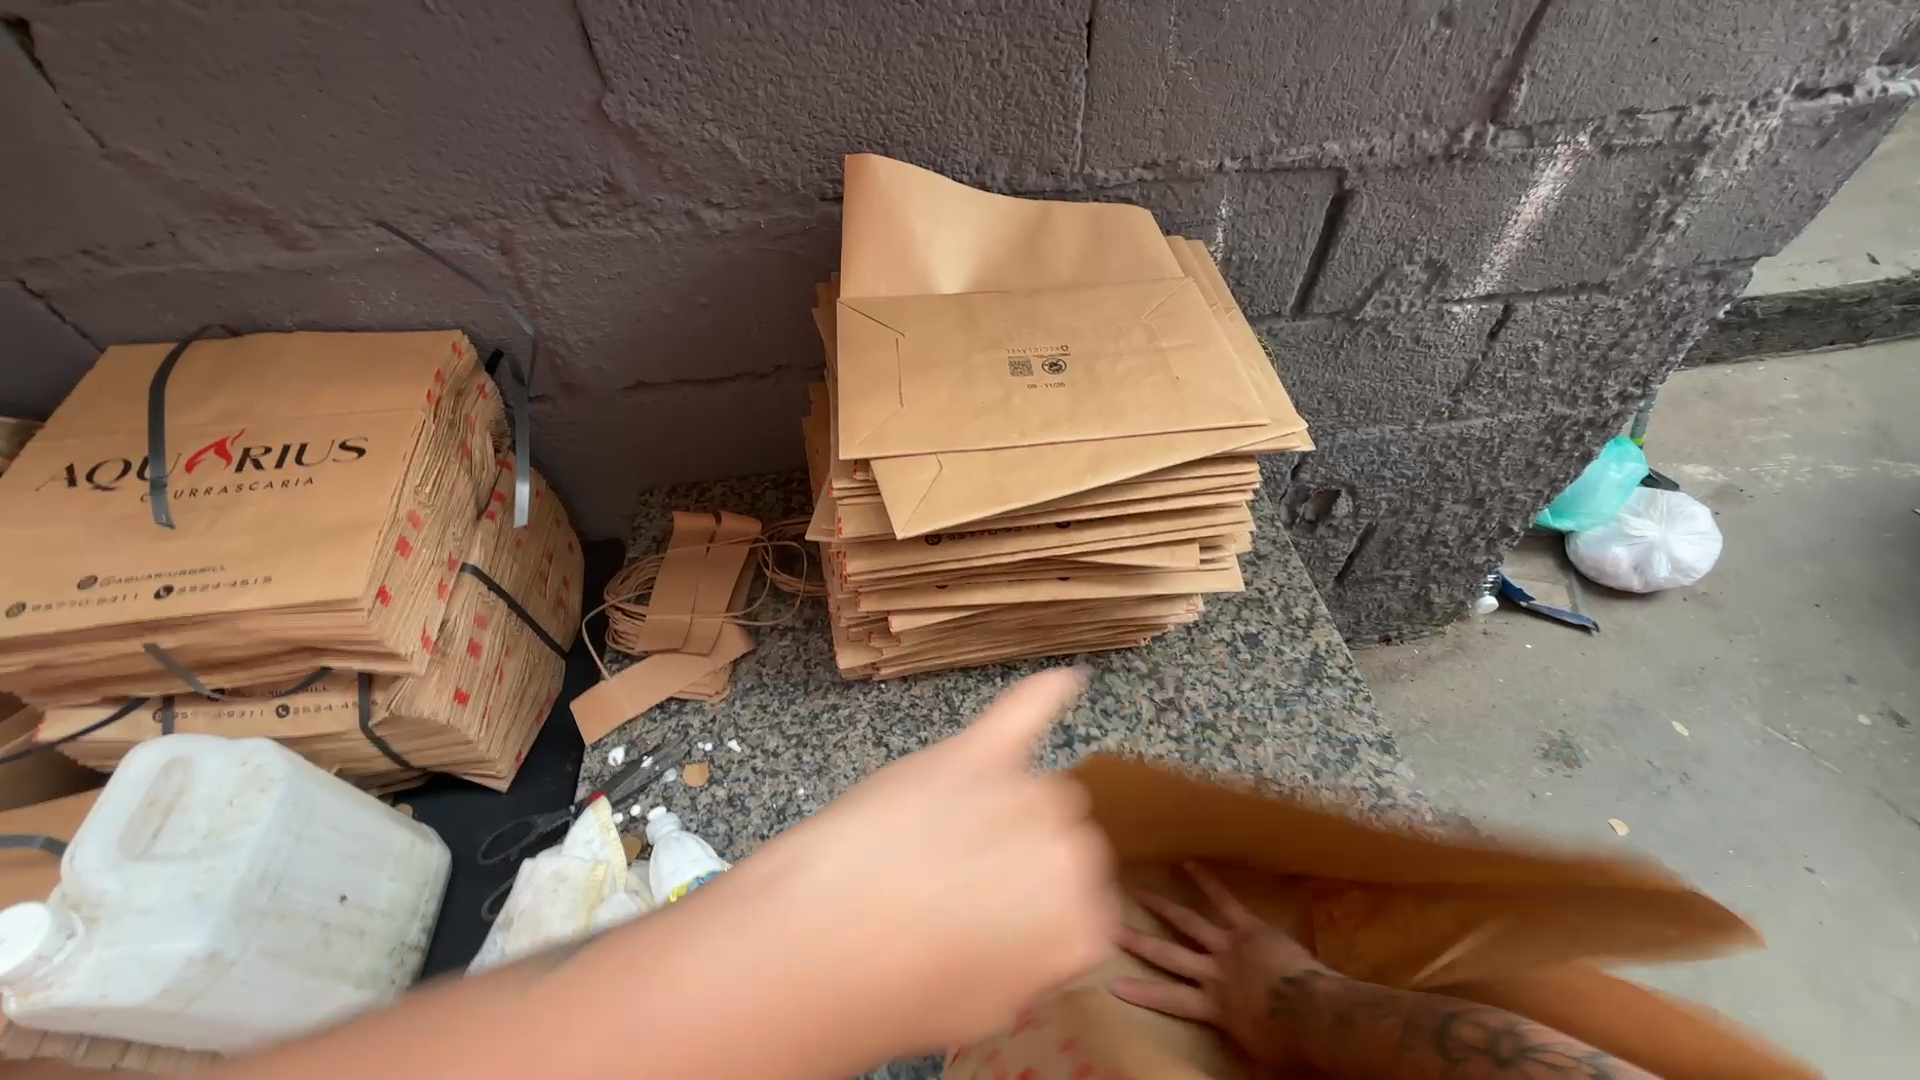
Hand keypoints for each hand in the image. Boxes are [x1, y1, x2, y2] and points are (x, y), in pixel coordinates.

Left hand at [726, 668, 1117, 1055]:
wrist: (823, 936)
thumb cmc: (901, 989)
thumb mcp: (986, 1009)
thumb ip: (1032, 965)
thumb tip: (1032, 938)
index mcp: (1081, 925)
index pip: (1082, 905)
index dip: (1036, 914)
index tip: (1001, 923)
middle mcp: (1070, 852)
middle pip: (1062, 839)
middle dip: (1023, 859)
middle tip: (963, 887)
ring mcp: (1022, 793)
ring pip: (1036, 789)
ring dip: (1006, 807)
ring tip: (945, 840)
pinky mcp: (975, 751)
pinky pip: (1025, 713)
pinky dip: (1045, 694)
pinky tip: (1066, 680)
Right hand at [1110, 862, 1335, 1071]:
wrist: (1313, 1014)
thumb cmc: (1289, 1041)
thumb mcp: (1257, 1053)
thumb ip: (1237, 1038)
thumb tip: (1236, 1059)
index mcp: (1213, 1006)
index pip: (1168, 998)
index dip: (1140, 993)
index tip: (1111, 984)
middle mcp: (1211, 972)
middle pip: (1168, 954)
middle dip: (1137, 940)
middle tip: (1111, 927)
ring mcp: (1227, 945)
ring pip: (1187, 922)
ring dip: (1162, 905)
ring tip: (1138, 889)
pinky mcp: (1247, 927)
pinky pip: (1225, 901)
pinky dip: (1207, 882)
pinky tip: (1189, 864)